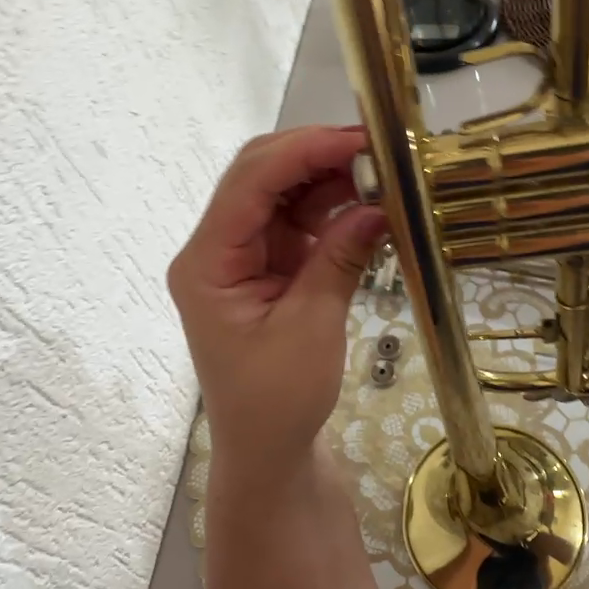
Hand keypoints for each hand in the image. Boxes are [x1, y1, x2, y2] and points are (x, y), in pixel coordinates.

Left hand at [169, 126, 387, 476]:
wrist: (267, 449)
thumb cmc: (277, 402)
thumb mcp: (311, 328)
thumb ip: (339, 259)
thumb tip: (381, 204)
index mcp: (206, 263)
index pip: (249, 184)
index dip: (302, 152)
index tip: (358, 139)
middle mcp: (216, 248)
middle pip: (259, 176)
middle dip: (315, 155)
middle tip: (377, 148)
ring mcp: (241, 254)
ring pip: (280, 191)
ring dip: (327, 176)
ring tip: (381, 171)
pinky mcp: (267, 264)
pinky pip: (297, 218)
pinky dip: (331, 205)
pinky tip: (367, 199)